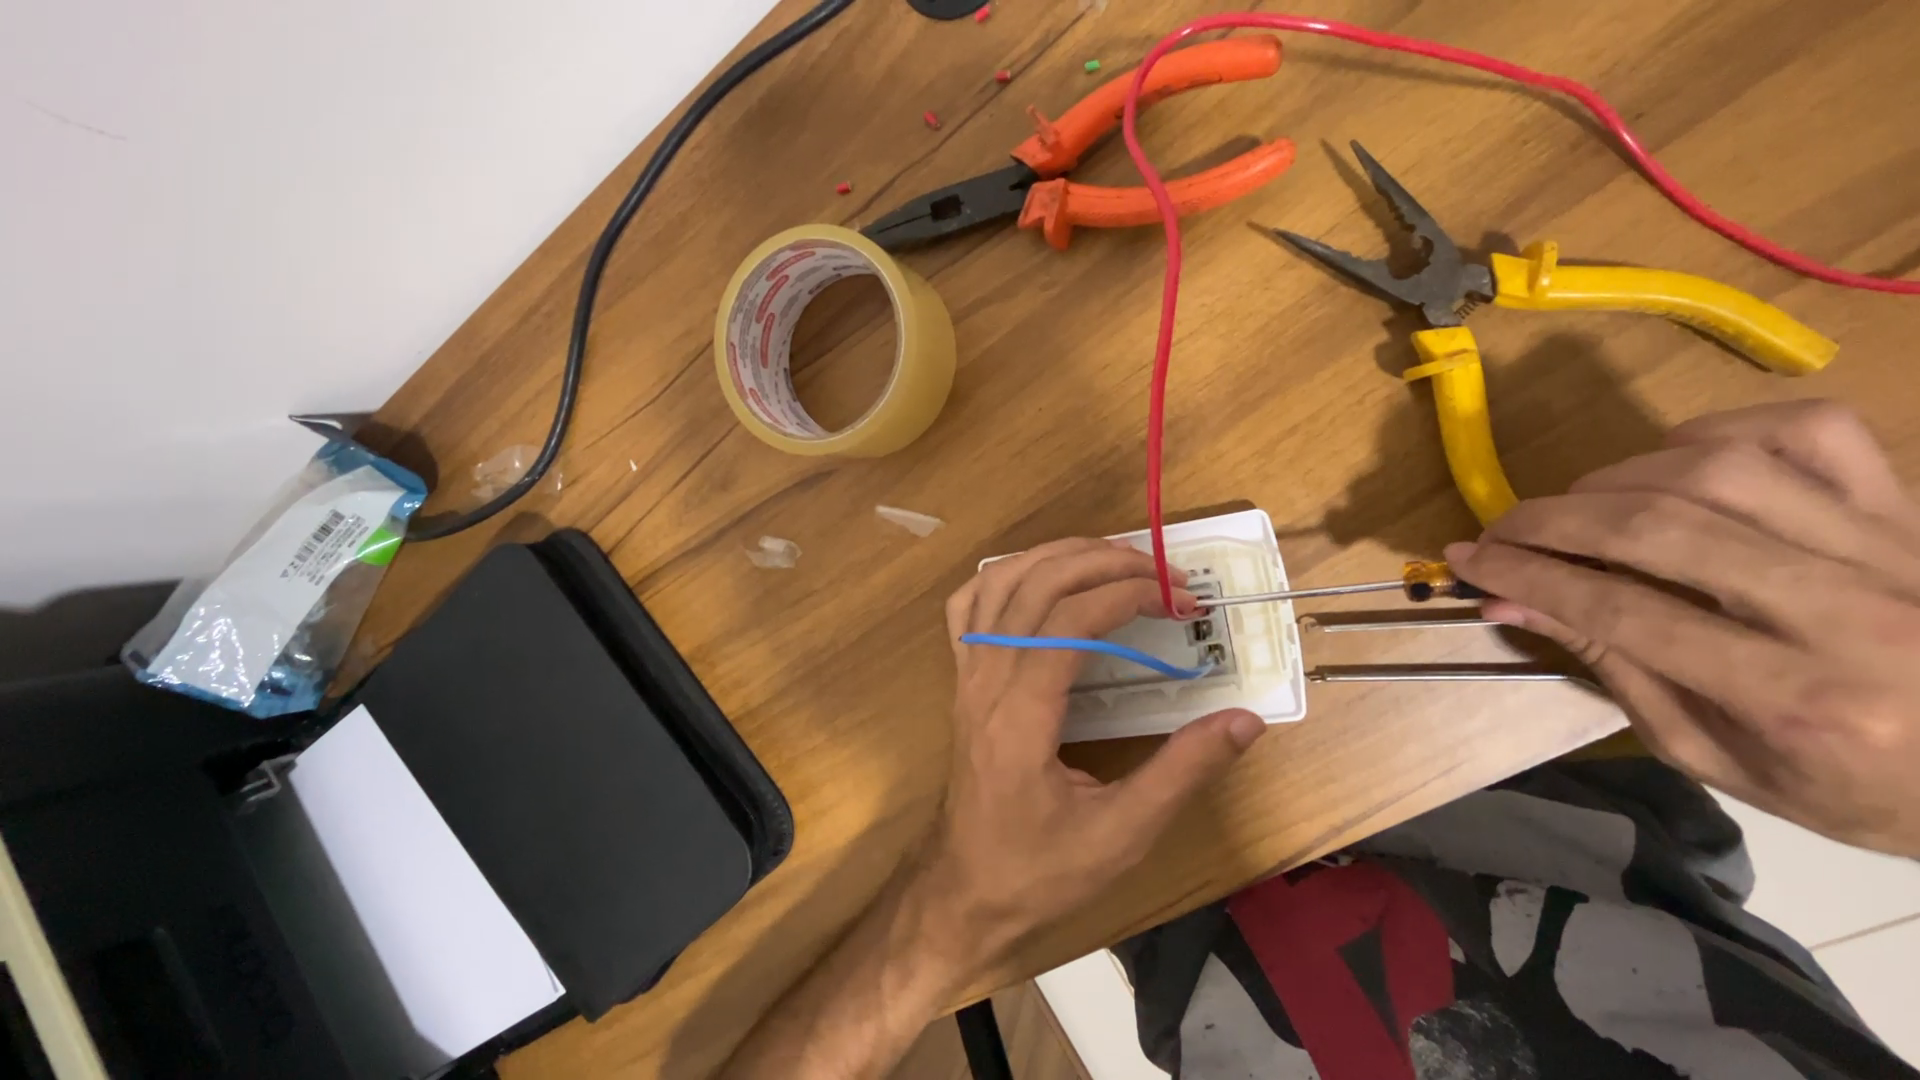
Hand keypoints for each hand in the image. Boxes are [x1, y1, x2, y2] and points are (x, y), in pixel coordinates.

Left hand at [718, 540, 1264, 1079]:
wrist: (966, 893)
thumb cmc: (1040, 870)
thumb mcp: (1123, 834)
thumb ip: (1182, 771)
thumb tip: (1245, 720)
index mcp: (1021, 717)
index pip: (1069, 622)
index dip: (1127, 594)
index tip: (1181, 597)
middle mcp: (984, 683)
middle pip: (1034, 589)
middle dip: (1100, 563)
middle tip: (1159, 568)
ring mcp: (965, 679)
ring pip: (997, 586)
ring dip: (1054, 556)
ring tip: (1111, 554)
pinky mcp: (961, 683)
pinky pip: (967, 610)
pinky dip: (1003, 577)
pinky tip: (1038, 575)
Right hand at [1448, 400, 1919, 855]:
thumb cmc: (1855, 784)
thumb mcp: (1717, 755)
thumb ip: (1614, 668)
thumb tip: (1514, 601)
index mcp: (1802, 699)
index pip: (1624, 613)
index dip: (1527, 577)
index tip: (1464, 560)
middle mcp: (1851, 612)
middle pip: (1660, 529)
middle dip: (1551, 522)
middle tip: (1499, 530)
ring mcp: (1893, 545)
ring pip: (1720, 469)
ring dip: (1616, 477)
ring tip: (1577, 506)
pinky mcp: (1913, 504)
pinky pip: (1808, 432)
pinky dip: (1717, 433)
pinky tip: (1676, 462)